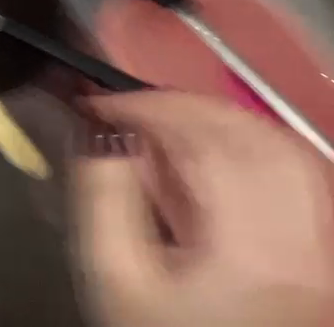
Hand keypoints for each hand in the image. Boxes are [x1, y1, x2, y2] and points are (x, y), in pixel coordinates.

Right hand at [74, 90, 333, 326]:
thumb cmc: (155, 323)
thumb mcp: (112, 270)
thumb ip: (102, 198)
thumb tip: (96, 134)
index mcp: (251, 248)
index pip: (212, 146)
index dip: (150, 107)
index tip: (98, 103)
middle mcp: (306, 242)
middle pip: (261, 141)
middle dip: (187, 105)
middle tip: (129, 103)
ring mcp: (320, 246)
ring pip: (287, 152)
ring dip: (219, 120)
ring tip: (163, 118)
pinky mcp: (318, 250)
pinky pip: (295, 176)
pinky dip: (246, 145)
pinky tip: (203, 149)